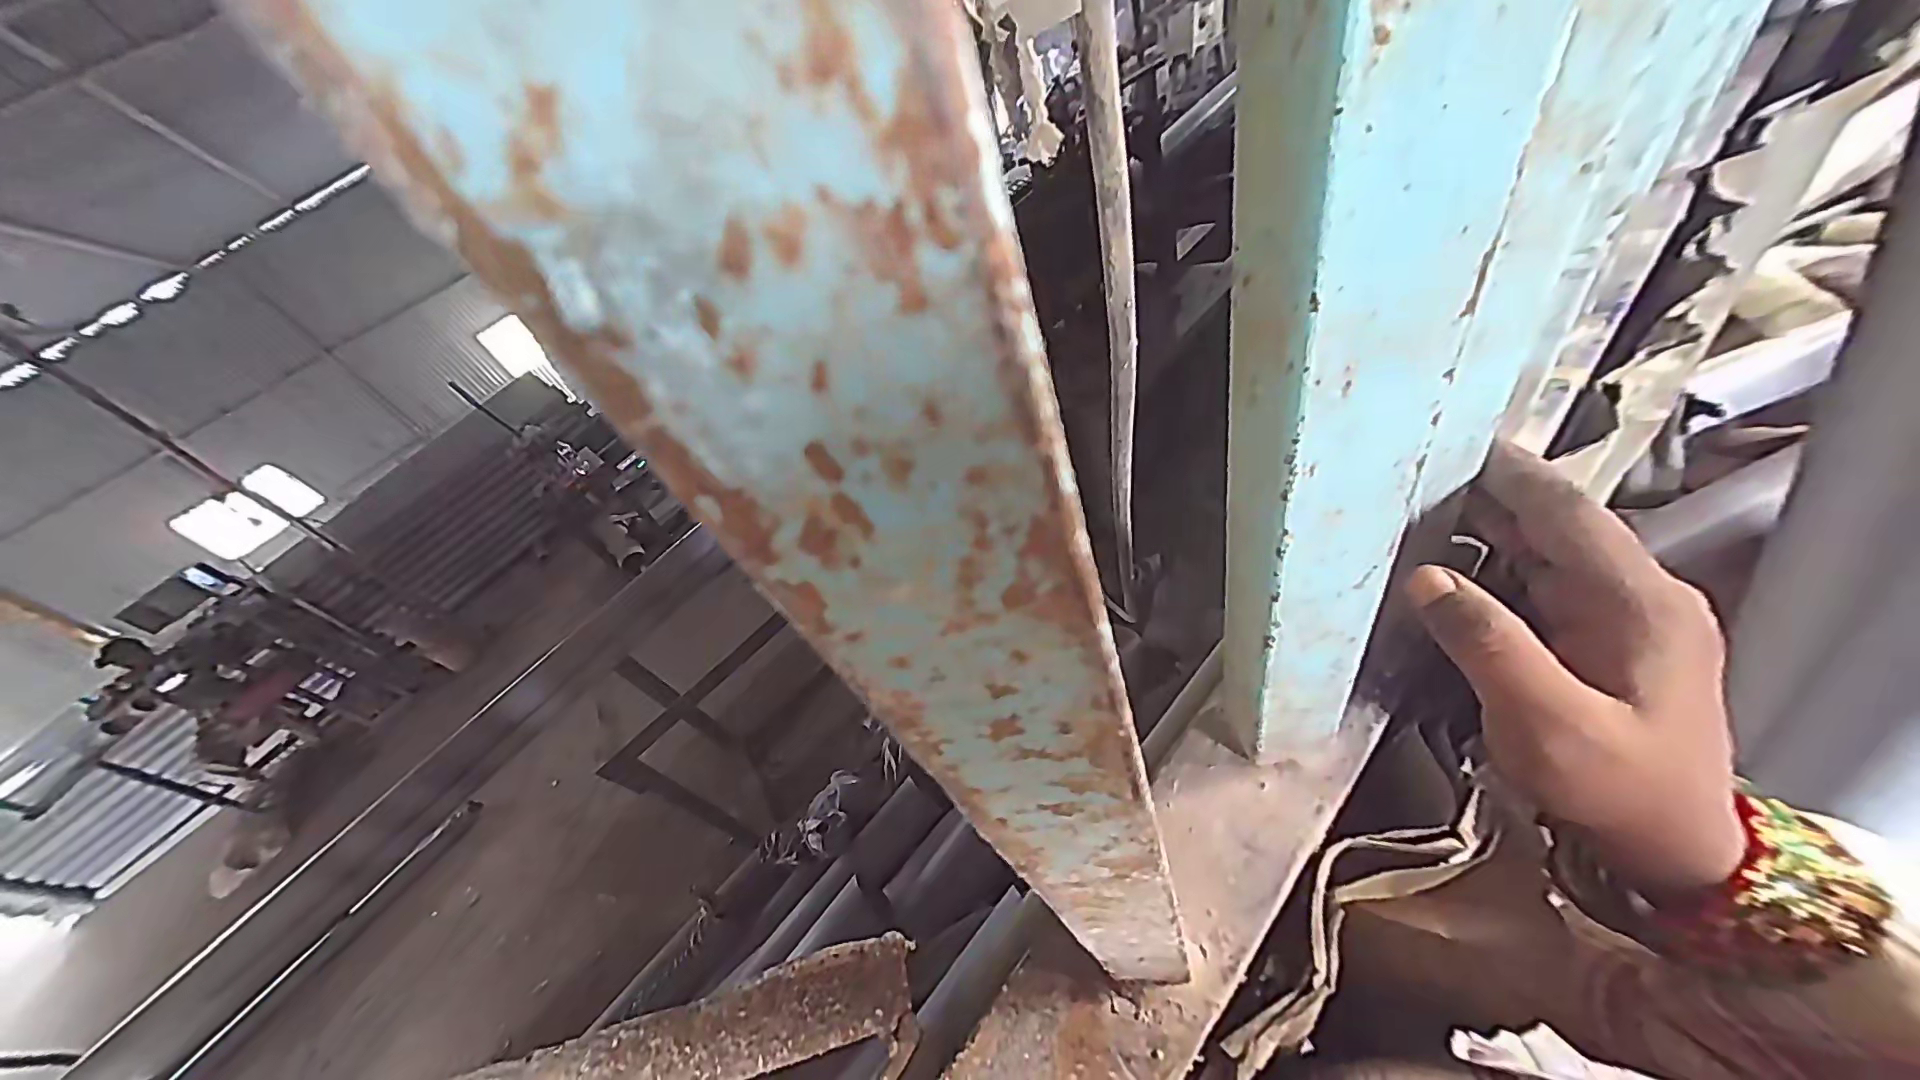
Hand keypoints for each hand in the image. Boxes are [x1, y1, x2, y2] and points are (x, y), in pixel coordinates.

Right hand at [1405, 442, 1745, 897]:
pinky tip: (1436, 561)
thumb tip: (1425, 578)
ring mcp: (1609, 611)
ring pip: (1534, 548)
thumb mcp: (1546, 722)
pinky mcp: (1586, 631)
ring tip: (1404, 510)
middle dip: (1477, 495)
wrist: (1665, 842)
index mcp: (1636, 601)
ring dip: (1473, 527)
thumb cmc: (1613, 785)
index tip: (1447, 441)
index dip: (1507, 473)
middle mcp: (1630, 592)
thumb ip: (1490, 645)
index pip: (1566, 512)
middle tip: (1401, 475)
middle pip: (1546, 523)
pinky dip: (1480, 563)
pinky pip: (1527, 579)